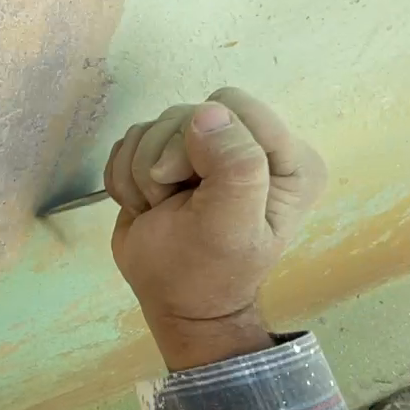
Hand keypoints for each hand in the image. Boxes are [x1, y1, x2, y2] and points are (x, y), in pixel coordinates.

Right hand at [104, 87, 325, 370]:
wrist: (172, 302)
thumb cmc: (204, 273)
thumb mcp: (228, 226)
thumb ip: (234, 166)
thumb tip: (207, 113)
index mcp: (285, 158)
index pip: (231, 106)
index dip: (197, 140)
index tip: (186, 187)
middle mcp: (248, 145)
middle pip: (186, 113)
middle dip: (162, 161)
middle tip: (168, 204)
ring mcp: (203, 149)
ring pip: (151, 126)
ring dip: (139, 172)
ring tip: (155, 209)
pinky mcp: (164, 157)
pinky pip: (130, 140)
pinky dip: (125, 175)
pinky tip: (142, 204)